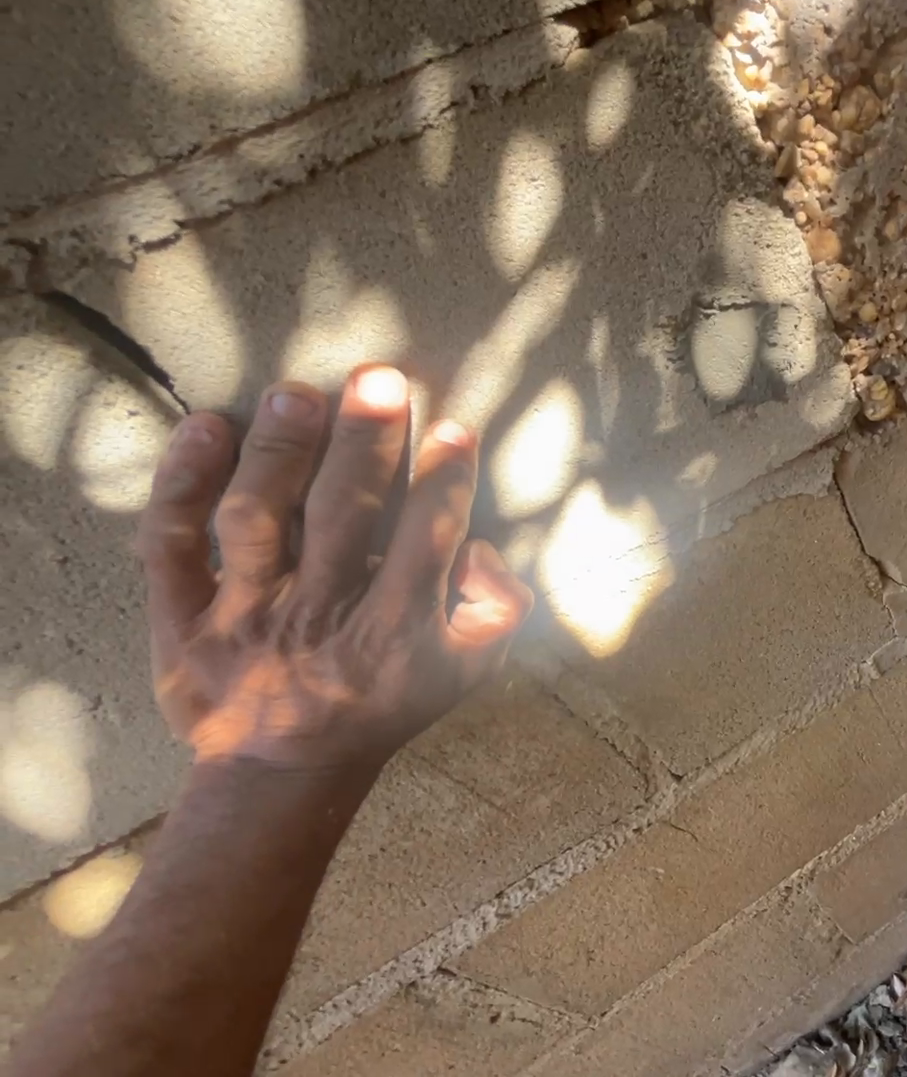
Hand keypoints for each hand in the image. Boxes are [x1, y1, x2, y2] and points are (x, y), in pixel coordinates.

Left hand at [136, 364, 533, 773]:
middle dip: (366, 445)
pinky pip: (170, 544)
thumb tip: (479, 549)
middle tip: (379, 380)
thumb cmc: (393, 702)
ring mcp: (242, 614)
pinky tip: (207, 427)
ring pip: (258, 519)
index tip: (455, 428)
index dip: (445, 484)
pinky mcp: (180, 614)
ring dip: (282, 451)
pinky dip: (180, 483)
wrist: (285, 765)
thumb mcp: (472, 669)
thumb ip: (495, 608)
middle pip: (344, 518)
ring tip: (301, 391)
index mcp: (396, 634)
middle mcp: (320, 618)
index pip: (428, 543)